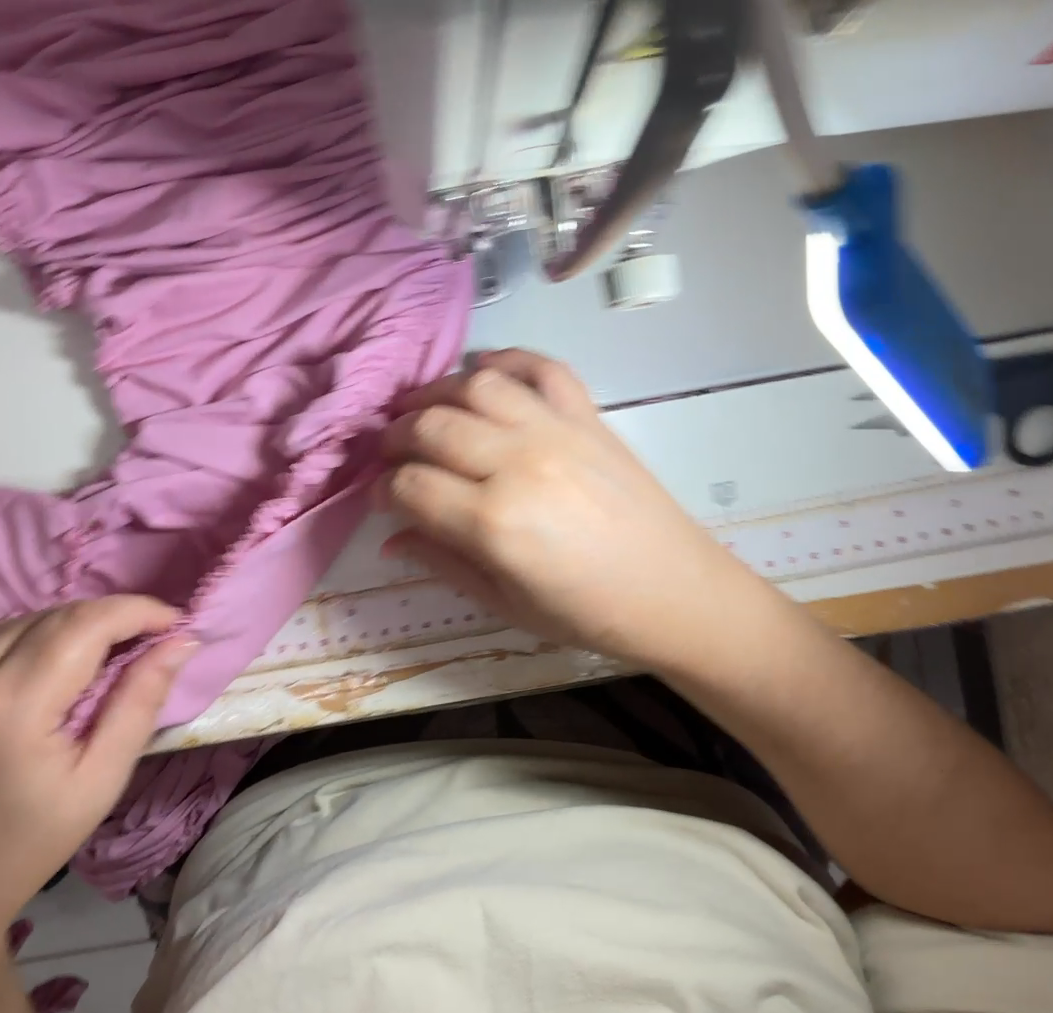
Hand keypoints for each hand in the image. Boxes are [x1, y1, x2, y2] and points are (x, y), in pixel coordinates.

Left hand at [0, 597, 193, 954]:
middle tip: (137, 648)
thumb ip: (140, 704)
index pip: (84, 624)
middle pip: (50, 617)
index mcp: (9, 710)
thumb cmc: (24, 848)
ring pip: (11, 624)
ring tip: (81, 671)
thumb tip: (180, 642)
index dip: (135, 611)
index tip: (172, 621)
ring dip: (57, 635)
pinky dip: (12, 648)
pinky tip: (25, 682)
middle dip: (103, 623)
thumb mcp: (100, 783)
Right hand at [381, 349, 747, 673]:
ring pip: (477, 386)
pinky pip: (541, 367)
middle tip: (389, 452)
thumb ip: (442, 562)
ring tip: (422, 410)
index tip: (379, 497)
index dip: (382, 489)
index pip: (410, 485)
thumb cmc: (585, 612)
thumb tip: (391, 537)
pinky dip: (506, 360)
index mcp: (494, 523)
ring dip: (437, 393)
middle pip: (432, 427)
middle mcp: (519, 464)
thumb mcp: (504, 602)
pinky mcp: (588, 416)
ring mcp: (557, 431)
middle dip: (396, 436)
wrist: (673, 592)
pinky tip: (482, 372)